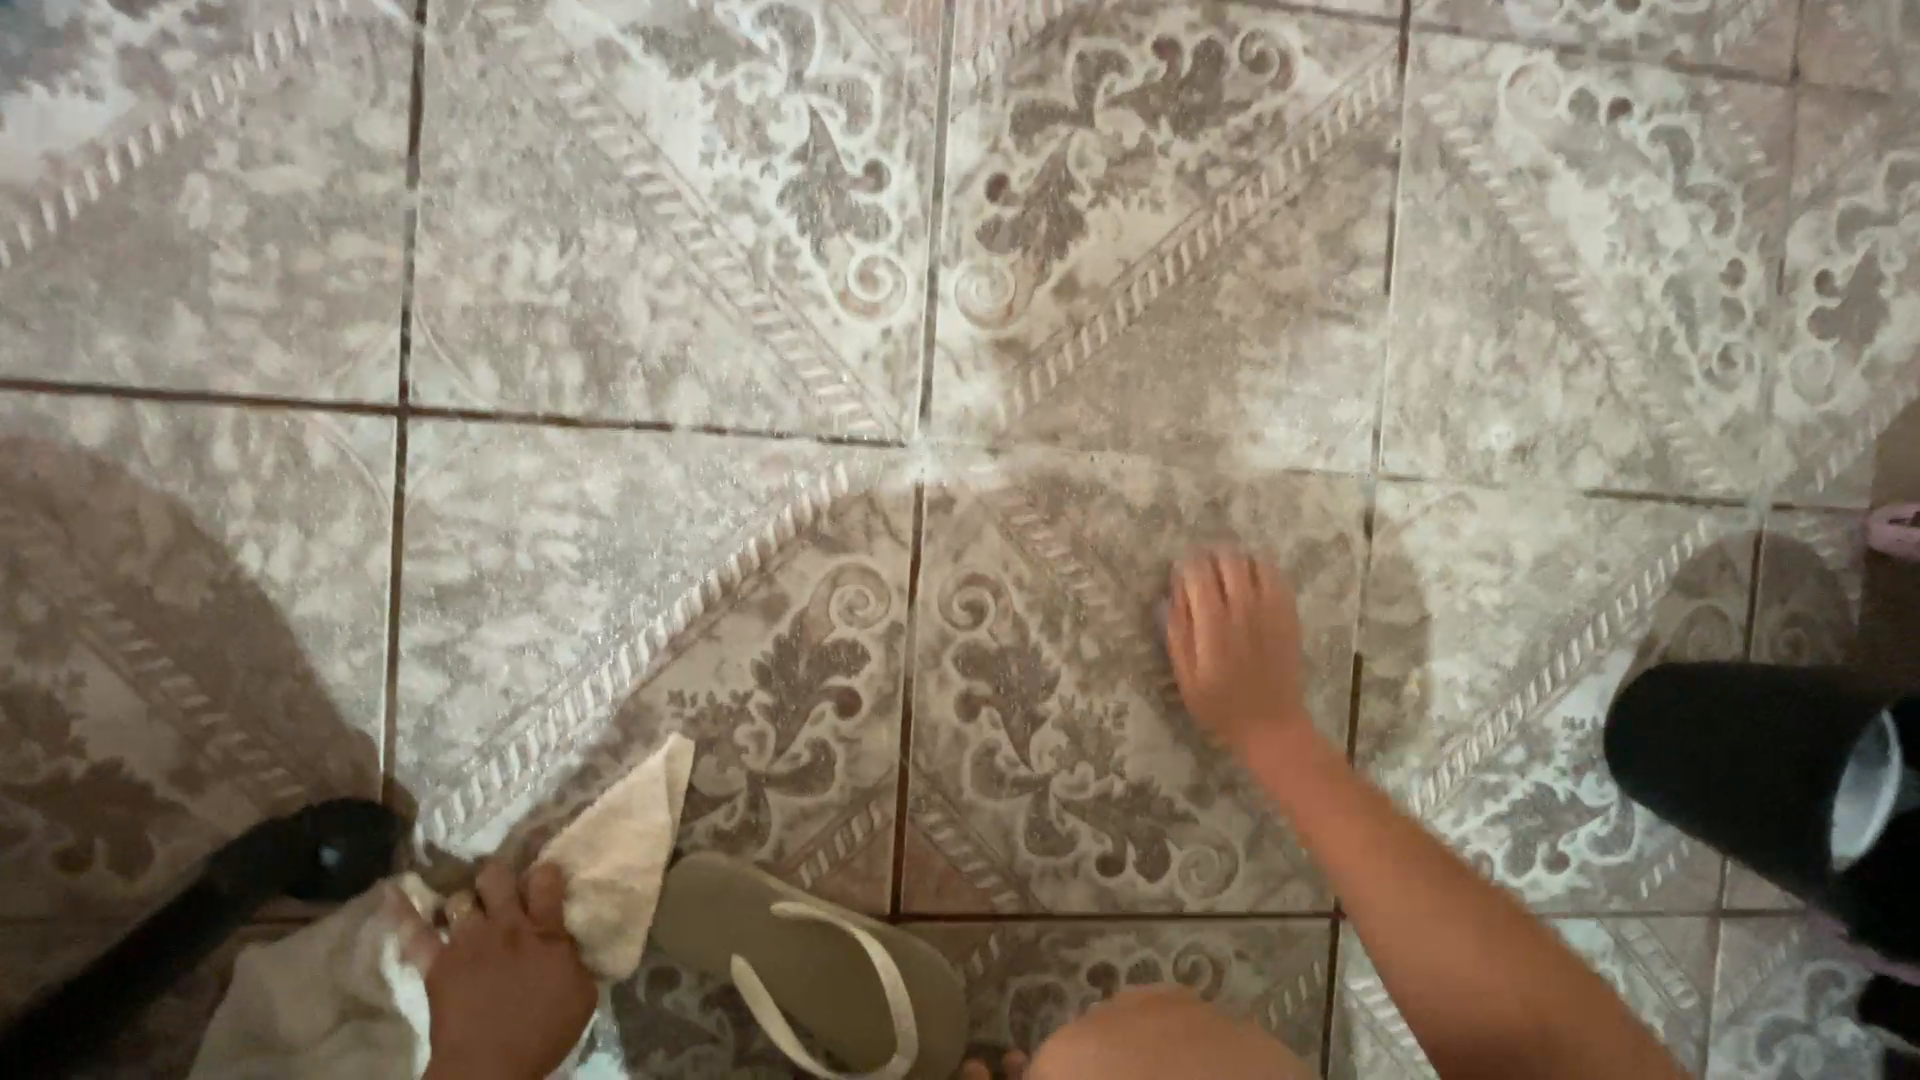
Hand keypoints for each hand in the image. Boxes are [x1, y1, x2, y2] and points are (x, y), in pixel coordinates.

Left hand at [413, 861, 595, 1079]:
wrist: (489, 1067)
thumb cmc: (543, 1032)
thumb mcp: (581, 992)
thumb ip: (576, 959)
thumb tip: (572, 944)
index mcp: (545, 931)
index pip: (545, 879)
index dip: (544, 872)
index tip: (544, 876)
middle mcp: (506, 926)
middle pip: (497, 878)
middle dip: (499, 876)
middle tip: (503, 889)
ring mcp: (468, 942)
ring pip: (461, 900)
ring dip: (466, 902)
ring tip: (467, 911)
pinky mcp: (437, 964)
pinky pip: (415, 934)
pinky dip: (402, 912)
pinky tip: (391, 892)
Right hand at [1167, 550, 1317, 755]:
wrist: (1271, 725)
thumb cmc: (1220, 705)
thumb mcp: (1185, 676)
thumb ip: (1178, 631)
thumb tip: (1173, 595)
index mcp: (1214, 623)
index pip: (1198, 571)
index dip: (1185, 566)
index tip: (1179, 576)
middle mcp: (1244, 608)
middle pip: (1228, 558)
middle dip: (1210, 558)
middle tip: (1202, 574)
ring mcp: (1271, 609)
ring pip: (1255, 561)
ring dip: (1237, 562)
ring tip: (1227, 577)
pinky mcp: (1289, 615)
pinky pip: (1277, 577)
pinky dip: (1262, 571)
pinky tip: (1252, 586)